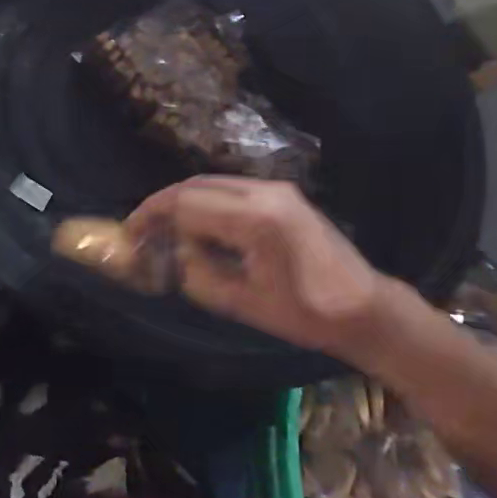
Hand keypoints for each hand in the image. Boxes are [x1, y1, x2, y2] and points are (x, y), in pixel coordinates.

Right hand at [124, 176, 389, 357]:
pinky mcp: (283, 193)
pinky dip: (205, 201)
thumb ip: (199, 274)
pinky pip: (231, 188)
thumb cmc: (306, 314)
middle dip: (163, 204)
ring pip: (212, 182)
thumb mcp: (243, 303)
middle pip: (196, 185)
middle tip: (142, 229)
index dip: (152, 215)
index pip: (186, 203)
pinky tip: (197, 223)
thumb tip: (177, 254)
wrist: (365, 308)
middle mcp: (264, 192)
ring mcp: (276, 189)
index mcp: (255, 219)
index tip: (131, 232)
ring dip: (183, 200)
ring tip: (164, 227)